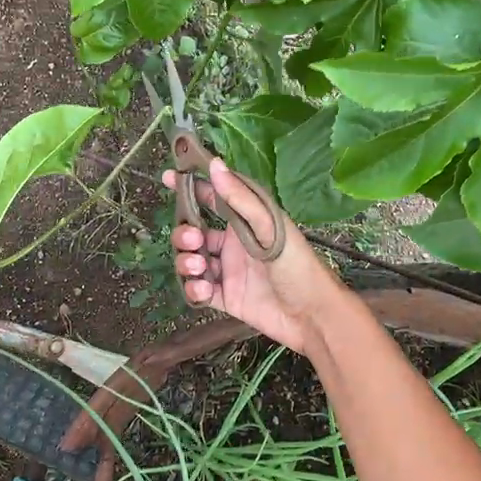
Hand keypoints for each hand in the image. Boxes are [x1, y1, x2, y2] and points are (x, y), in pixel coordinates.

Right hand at [164, 158, 352, 354]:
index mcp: (245, 222)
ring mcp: (227, 271)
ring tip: (198, 266)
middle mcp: (232, 244)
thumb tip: (214, 164)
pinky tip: (204, 290)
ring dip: (186, 261)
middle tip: (194, 240)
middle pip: (193, 232)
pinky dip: (193, 288)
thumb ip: (240, 198)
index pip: (212, 197)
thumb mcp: (270, 226)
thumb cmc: (298, 265)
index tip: (167, 177)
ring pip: (191, 260)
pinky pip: (197, 290)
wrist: (312, 316)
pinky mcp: (224, 297)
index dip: (190, 187)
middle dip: (184, 234)